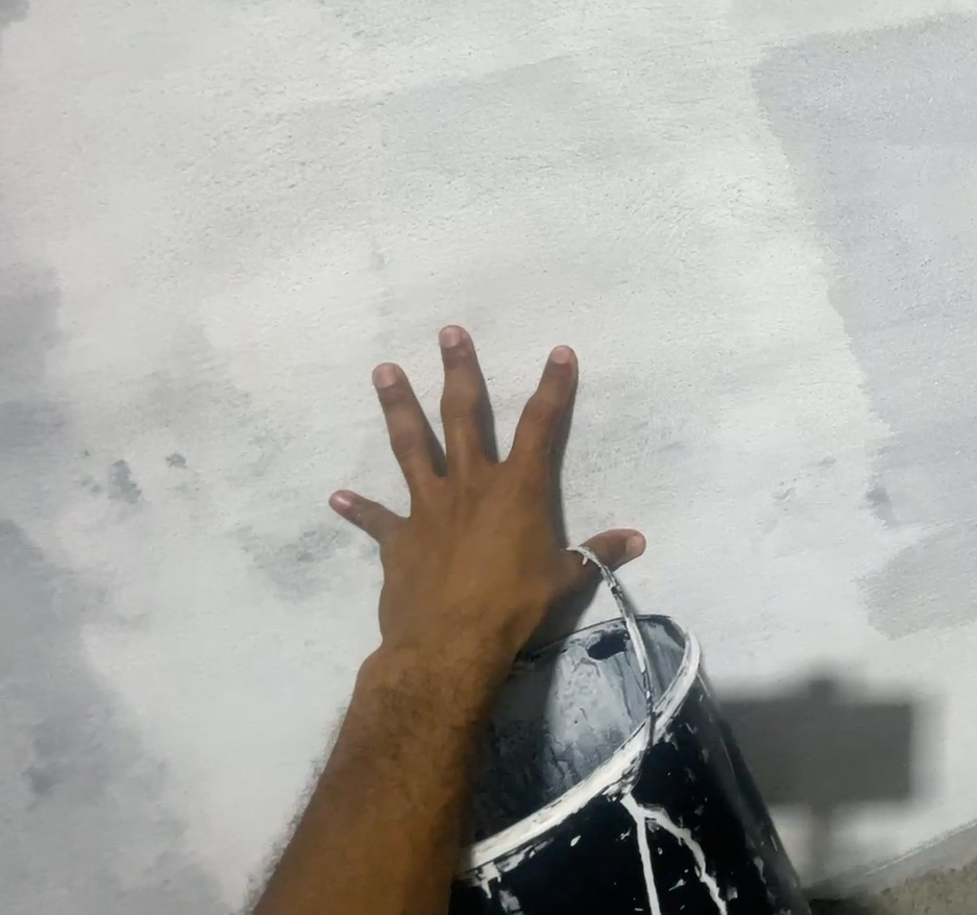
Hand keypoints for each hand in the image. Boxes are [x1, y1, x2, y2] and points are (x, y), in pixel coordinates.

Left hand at [329, 326, 644, 679]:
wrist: (449, 644)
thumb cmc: (517, 604)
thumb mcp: (568, 578)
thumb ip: (599, 553)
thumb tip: (639, 540)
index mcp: (518, 488)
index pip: (542, 425)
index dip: (553, 387)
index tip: (559, 353)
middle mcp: (472, 484)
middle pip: (463, 416)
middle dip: (459, 372)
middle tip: (449, 333)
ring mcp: (429, 507)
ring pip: (412, 447)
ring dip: (399, 407)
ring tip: (385, 370)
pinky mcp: (399, 539)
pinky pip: (378, 519)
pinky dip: (360, 508)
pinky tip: (338, 496)